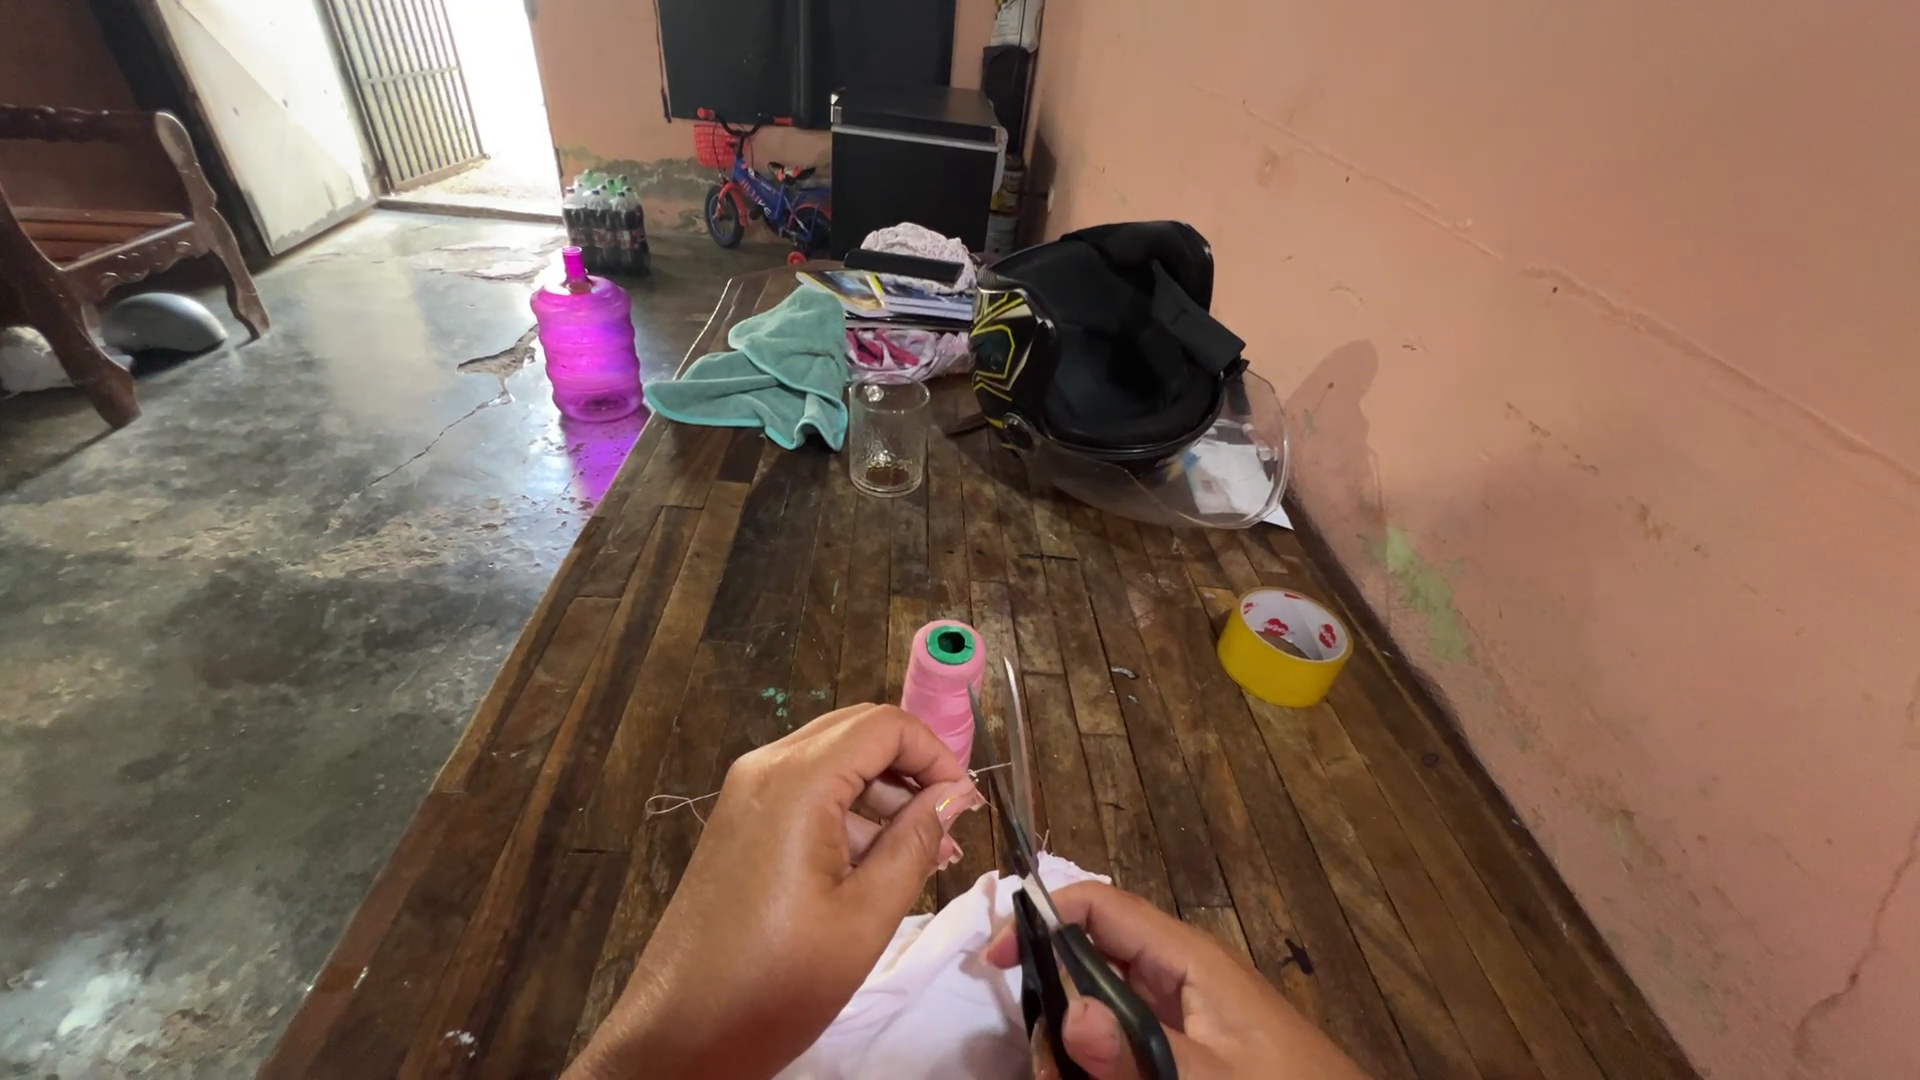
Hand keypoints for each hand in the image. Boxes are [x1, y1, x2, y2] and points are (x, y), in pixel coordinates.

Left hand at [567, 704, 982, 1079]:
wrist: (674, 1040)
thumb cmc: (775, 982)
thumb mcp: (864, 917)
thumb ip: (917, 842)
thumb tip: (955, 794)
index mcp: (797, 781)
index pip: (884, 726)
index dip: (934, 751)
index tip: (964, 799)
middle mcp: (767, 767)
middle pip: (858, 731)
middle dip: (912, 765)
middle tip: (950, 815)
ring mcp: (747, 791)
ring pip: (834, 757)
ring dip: (884, 788)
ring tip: (927, 846)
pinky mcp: (740, 817)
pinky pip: (807, 787)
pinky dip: (850, 807)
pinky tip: (879, 858)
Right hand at [987, 882, 1367, 1079]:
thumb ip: (1142, 1053)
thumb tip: (1068, 1013)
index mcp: (1183, 955)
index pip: (1098, 905)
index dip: (1042, 916)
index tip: (993, 959)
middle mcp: (1173, 973)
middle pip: (1088, 959)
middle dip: (1053, 1004)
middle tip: (1046, 1066)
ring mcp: (1176, 1013)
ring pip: (1098, 1007)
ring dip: (1075, 1047)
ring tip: (1069, 1079)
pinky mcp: (1182, 1047)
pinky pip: (1122, 1042)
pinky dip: (1101, 1063)